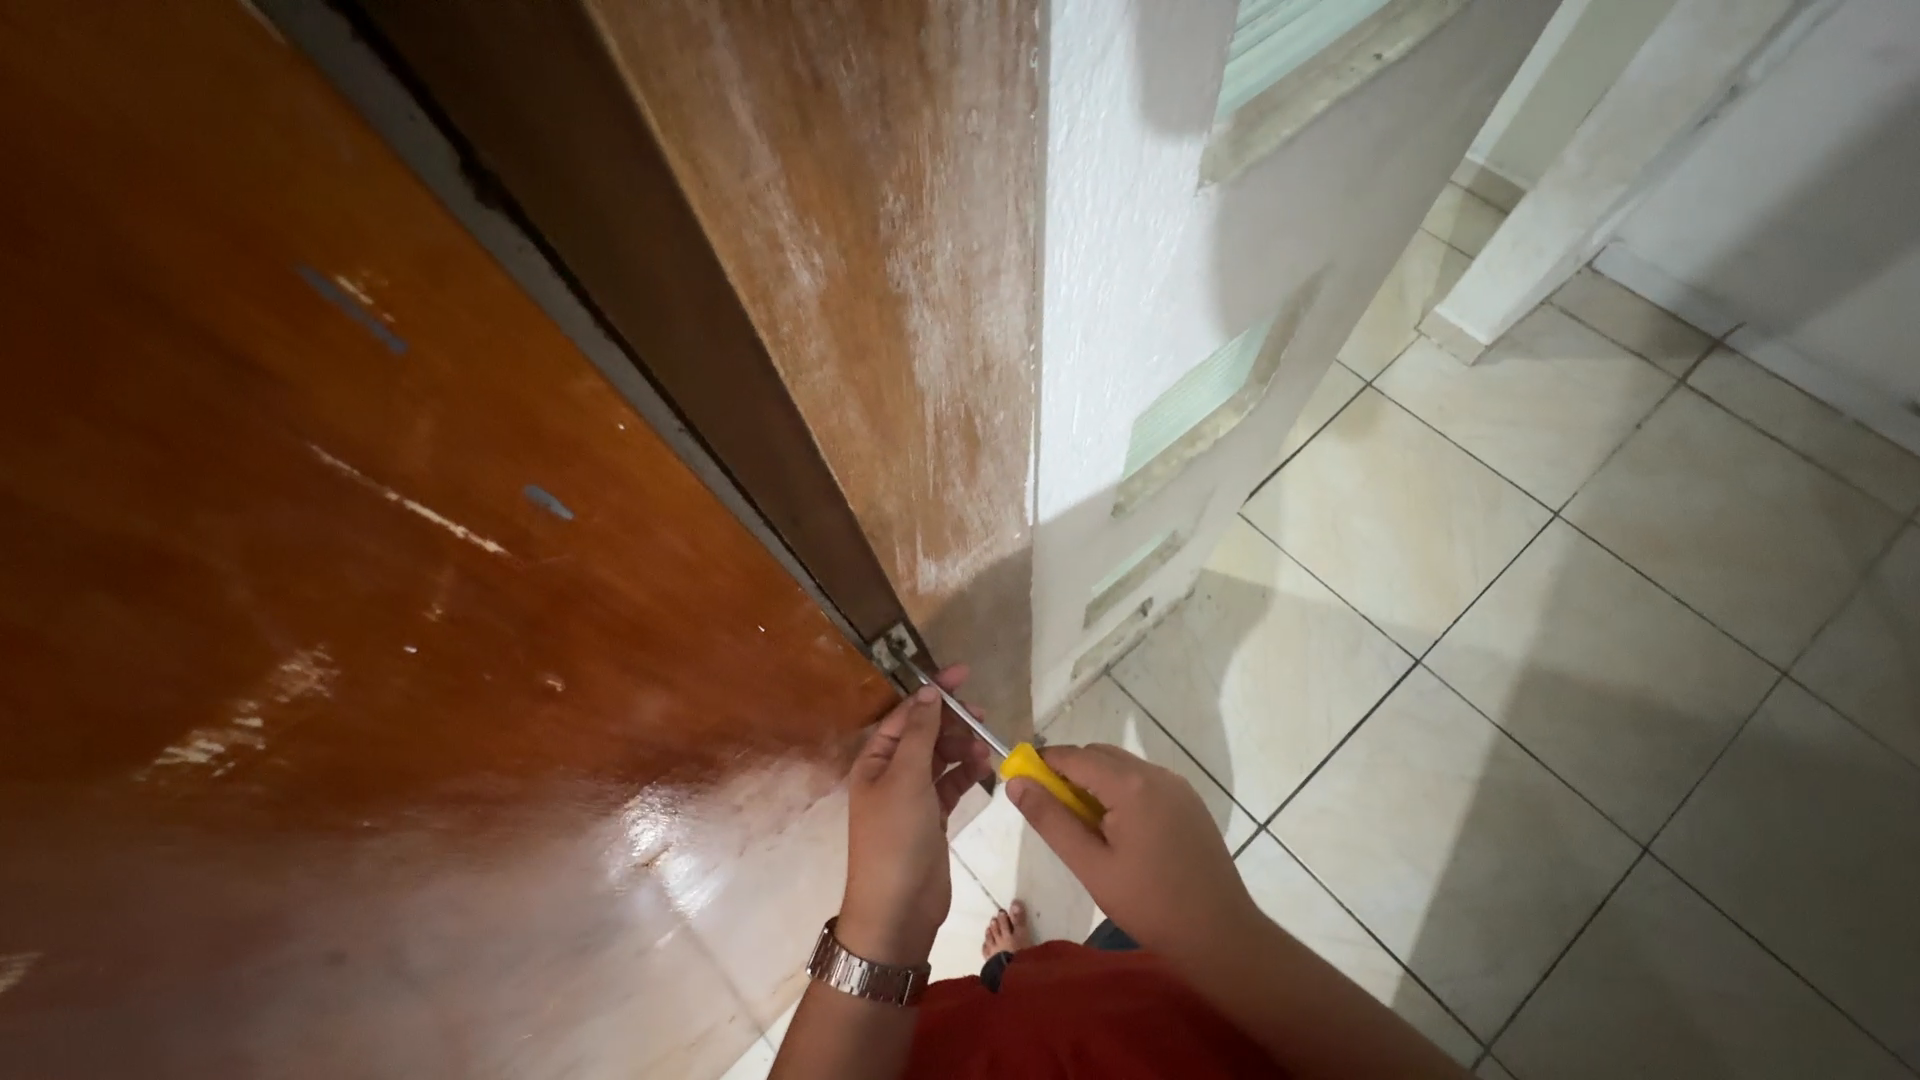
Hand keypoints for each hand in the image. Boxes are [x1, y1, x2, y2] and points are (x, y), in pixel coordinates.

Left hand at [838, 665, 992, 966]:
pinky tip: (983, 765)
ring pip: (939, 757)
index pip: (905, 714)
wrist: (897, 909)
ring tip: (985, 743)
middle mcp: (890, 774)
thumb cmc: (896, 837)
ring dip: (961, 746)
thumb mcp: (907, 778)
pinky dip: (965, 772)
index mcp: (874, 760)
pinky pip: (950, 783)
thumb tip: (928, 692)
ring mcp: (911, 798)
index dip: (933, 692)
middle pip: (924, 733)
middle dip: (951, 720)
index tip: (964, 674)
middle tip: (981, 714)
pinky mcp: (931, 818)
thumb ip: (920, 732)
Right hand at [1008, 744, 1261, 961]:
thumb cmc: (1148, 904)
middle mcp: (1156, 773)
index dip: (1043, 763)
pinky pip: (1145, 782)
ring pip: (1123, 767)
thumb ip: (1050, 820)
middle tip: (1052, 812)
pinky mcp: (1190, 802)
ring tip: (1085, 827)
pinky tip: (1119, 832)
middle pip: (1099, 755)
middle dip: (1069, 773)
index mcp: (1130, 785)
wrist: (1219, 934)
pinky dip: (1121, 792)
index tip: (1022, 781)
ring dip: (1096, 782)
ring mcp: (1178, 786)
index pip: (1074, 756)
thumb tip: (1016, 783)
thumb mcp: (1090, 865)